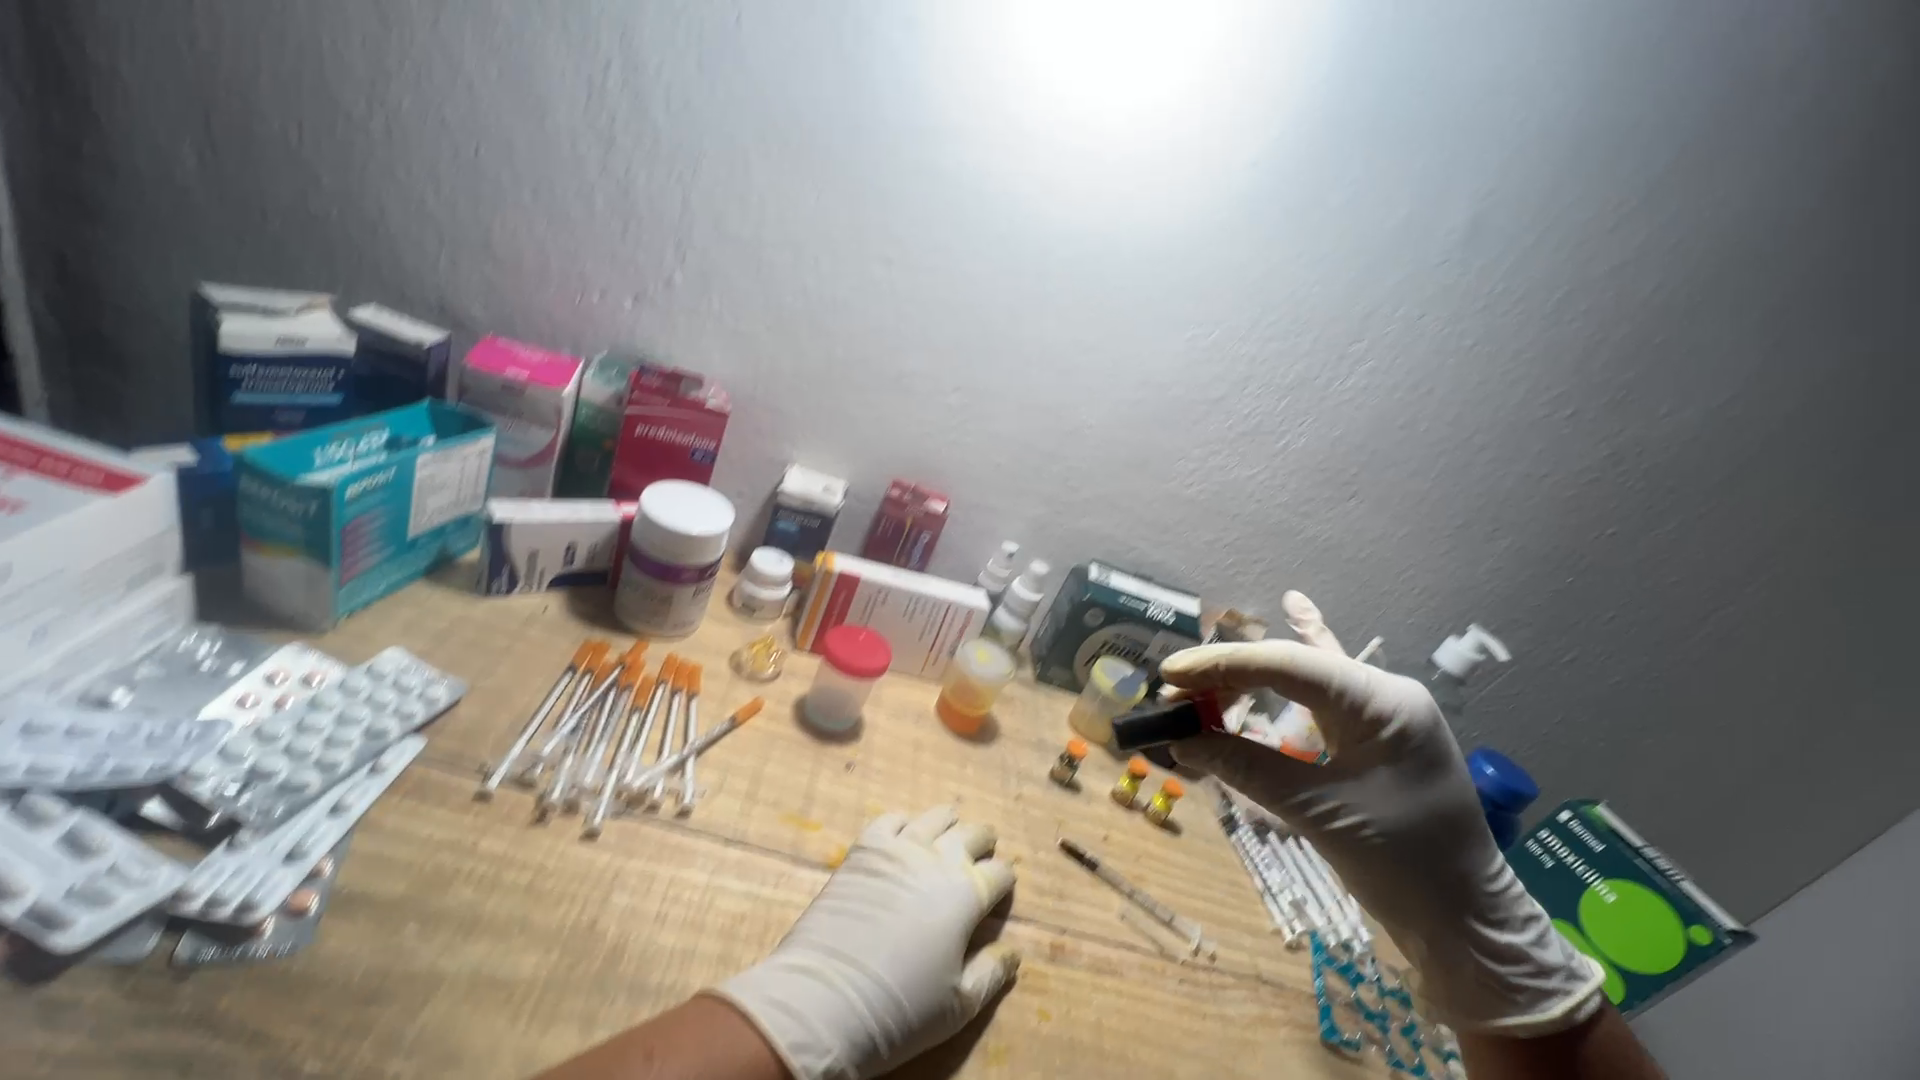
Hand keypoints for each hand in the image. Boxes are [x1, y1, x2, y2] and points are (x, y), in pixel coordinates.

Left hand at [712, 806, 1018, 1079]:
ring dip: (947, 826)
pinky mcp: (863, 850)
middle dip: (982, 844)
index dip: (1003, 883)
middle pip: (973, 833)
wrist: (824, 1001)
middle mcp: (937, 860)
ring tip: (946, 839)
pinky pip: (890, 819)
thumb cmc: (900, 1009)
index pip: (1000, 872)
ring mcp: (898, 849)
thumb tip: (1013, 953)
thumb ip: (991, 974)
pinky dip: (903, 824)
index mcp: (966, 895)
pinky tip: (903, 839)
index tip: (997, 897)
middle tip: (979, 859)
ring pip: (935, 817)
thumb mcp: (959, 1007)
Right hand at [1162, 638, 1605, 1035]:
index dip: (1222, 665)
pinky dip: (1298, 665)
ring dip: (1246, 683)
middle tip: (1172, 701)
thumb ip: (1247, 766)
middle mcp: (1380, 694)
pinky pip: (1324, 692)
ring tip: (1196, 691)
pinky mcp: (1370, 736)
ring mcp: (1378, 714)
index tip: (1169, 676)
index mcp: (1381, 702)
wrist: (1468, 922)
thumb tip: (1179, 739)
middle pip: (1289, 666)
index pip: (1288, 664)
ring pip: (1300, 677)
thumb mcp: (1319, 813)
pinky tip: (1296, 607)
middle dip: (1227, 679)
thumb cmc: (1405, 865)